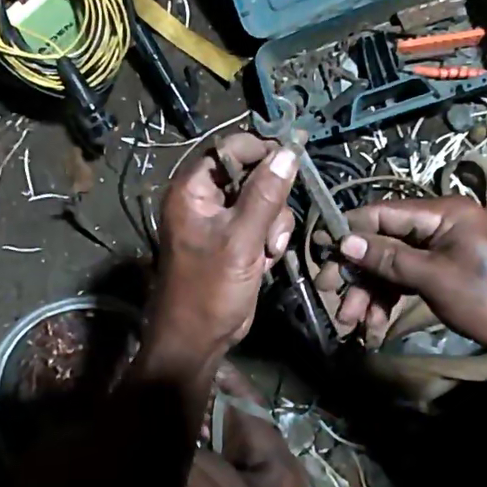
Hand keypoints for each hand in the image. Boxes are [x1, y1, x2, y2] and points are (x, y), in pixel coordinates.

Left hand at [146, 133, 298, 362]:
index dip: (261, 150)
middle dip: (271, 200)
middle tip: (272, 228)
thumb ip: (265, 195)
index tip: (292, 160)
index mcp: (193, 189)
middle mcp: (205, 199)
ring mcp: (221, 220)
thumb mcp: (240, 239)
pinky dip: (270, 239)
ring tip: (268, 251)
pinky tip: (267, 260)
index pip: (229, 149)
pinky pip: (263, 224)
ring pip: (264, 201)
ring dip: (273, 225)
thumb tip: (288, 153)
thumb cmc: (210, 288)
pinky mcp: (235, 240)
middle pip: (252, 174)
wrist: (198, 338)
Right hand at [325, 196, 486, 352]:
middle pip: (384, 243)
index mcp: (441, 213)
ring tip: (356, 324)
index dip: (348, 235)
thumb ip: (391, 258)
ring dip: (373, 294)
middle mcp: (440, 224)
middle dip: (358, 275)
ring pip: (394, 265)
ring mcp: (445, 248)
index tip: (321, 260)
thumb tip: (346, 241)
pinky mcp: (449, 270)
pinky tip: (378, 325)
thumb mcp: (438, 278)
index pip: (381, 213)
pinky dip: (393, 300)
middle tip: (335, 304)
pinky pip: (411, 278)